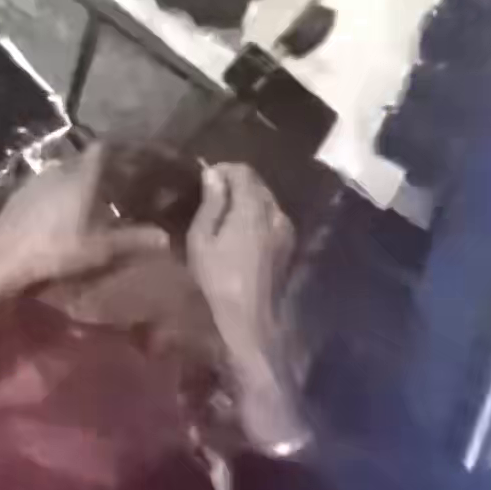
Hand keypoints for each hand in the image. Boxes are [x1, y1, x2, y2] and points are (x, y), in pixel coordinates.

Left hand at [0, 146, 167, 288]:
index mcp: (82, 175)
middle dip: (111, 167)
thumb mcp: (101, 250)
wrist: (1, 259)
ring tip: (100, 198)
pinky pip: (53, 183)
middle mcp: (61, 169)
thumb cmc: (55, 250)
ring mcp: (38, 179)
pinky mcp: (22, 193)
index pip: (108, 148)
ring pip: (71, 171)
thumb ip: (135, 240)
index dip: (127, 149)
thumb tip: (166, 238)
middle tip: (127, 182)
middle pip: (91, 159)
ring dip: (87, 179)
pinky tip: (69, 211)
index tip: (143, 157)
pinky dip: (68, 190)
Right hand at [186, 163, 294, 344]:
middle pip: (258, 184)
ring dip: (247, 199)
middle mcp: (276, 213)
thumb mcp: (202, 240)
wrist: (251, 320)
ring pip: (267, 200)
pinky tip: (240, 233)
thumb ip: (211, 203)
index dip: (224, 169)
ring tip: (224, 215)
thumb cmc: (218, 280)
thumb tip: (214, 173)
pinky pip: (272, 217)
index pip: (244, 171)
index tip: (205, 179)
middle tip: (212, 197)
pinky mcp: (288, 245)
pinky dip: (256, 215)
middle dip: (236, 183)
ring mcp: (286, 230)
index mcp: (253, 208)